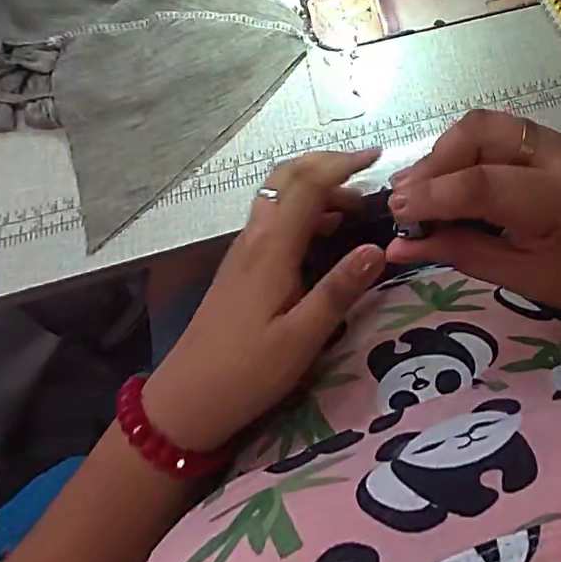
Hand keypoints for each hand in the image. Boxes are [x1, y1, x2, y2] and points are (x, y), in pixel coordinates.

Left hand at [143, 149, 385, 450]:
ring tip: (355, 207)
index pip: (308, 184)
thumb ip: (340, 290)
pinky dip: (305, 207)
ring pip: (280, 194)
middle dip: (328, 163)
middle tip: (365, 171)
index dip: (342, 163)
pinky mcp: (243, 264)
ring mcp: (246, 249)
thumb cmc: (246, 372)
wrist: (182, 404)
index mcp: (273, 248)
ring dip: (317, 185)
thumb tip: (378, 248)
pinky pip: (276, 216)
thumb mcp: (302, 338)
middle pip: (288, 176)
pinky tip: (326, 232)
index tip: (376, 157)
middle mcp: (256, 237)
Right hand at [386, 110, 560, 322]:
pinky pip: (490, 131)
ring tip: (417, 189)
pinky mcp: (541, 139)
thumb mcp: (520, 278)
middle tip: (405, 199)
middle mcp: (556, 155)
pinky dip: (459, 151)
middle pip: (480, 132)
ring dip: (442, 153)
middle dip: (434, 161)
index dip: (433, 194)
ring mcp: (551, 140)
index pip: (484, 184)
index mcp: (559, 198)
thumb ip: (459, 252)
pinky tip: (442, 179)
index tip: (396, 212)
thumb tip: (398, 247)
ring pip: (481, 124)